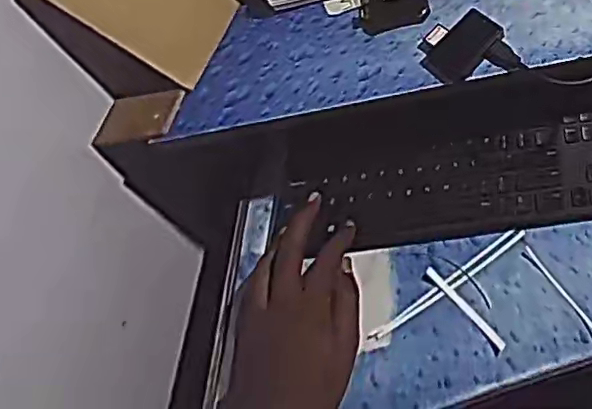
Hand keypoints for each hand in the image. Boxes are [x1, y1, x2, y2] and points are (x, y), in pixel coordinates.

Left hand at [224, 194, 359, 408]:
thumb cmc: (310, 394)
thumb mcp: (345, 349)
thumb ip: (348, 303)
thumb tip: (346, 272)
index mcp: (311, 305)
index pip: (328, 256)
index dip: (340, 237)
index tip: (348, 228)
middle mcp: (282, 301)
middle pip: (291, 245)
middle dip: (304, 217)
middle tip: (314, 201)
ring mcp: (259, 309)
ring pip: (267, 259)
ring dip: (281, 237)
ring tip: (292, 224)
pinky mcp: (243, 322)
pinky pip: (252, 279)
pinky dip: (263, 263)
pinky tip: (269, 261)